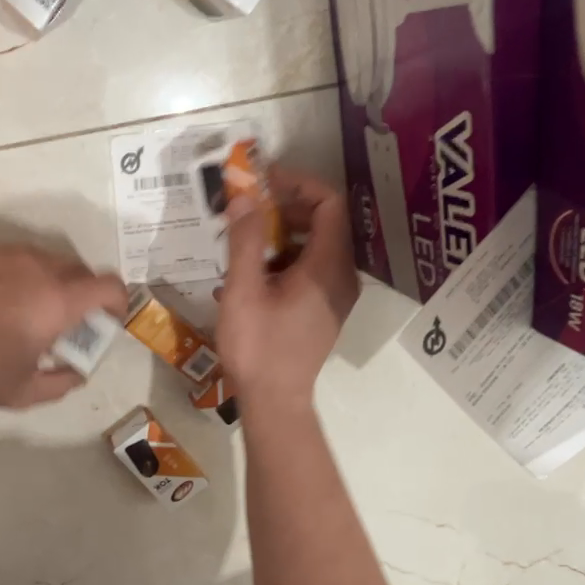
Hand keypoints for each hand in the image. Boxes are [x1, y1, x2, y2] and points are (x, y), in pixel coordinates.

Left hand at [0, 243, 128, 408]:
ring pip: (43, 258)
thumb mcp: (22, 392)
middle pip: (78, 268)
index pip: (109, 285)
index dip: (118, 300)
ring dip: (49, 279)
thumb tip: (76, 373)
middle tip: (68, 320)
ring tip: (28, 308)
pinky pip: (9, 256)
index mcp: (57, 302)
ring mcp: (3, 253)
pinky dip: (15, 273)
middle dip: (83, 292)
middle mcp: (37, 268)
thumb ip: (61, 382)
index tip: (109, 318)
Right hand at [216, 166, 359, 411]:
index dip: (298, 183)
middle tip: (246, 208)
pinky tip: (248, 274)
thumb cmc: (258, 348)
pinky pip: (310, 270)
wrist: (274, 402)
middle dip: (285, 208)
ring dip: (280, 235)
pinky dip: (283, 260)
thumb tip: (243, 198)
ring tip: (242, 240)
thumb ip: (245, 241)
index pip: (329, 203)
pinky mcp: (323, 311)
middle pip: (324, 222)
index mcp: (328, 267)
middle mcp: (341, 276)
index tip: (262, 181)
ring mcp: (335, 296)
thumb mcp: (243, 291)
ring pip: (315, 247)